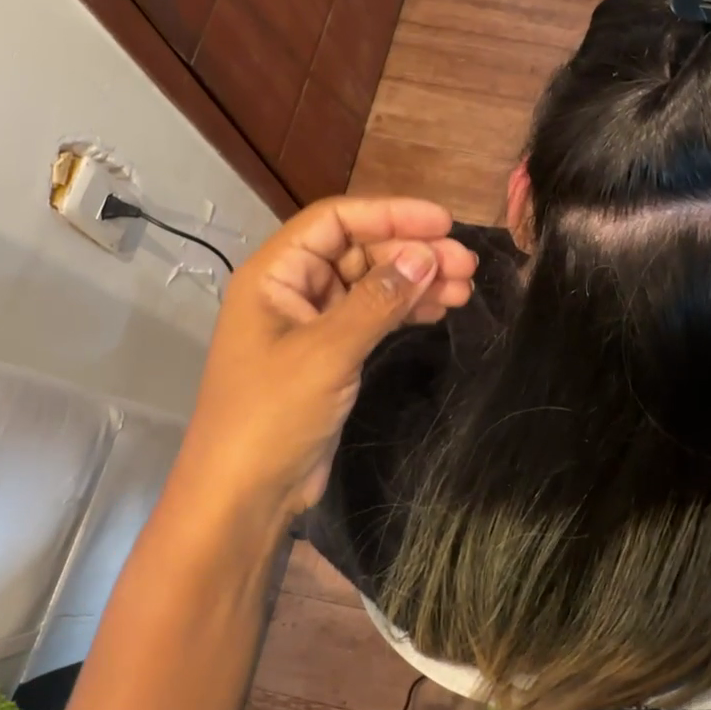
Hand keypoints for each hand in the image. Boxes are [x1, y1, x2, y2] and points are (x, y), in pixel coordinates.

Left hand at [181, 197, 475, 517]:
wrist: (243, 495)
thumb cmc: (271, 415)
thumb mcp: (327, 352)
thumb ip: (377, 300)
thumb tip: (426, 256)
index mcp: (275, 274)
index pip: (336, 220)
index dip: (390, 214)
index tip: (443, 223)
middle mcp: (293, 290)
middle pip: (360, 250)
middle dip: (412, 251)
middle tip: (466, 263)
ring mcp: (313, 324)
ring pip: (372, 284)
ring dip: (417, 281)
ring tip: (465, 286)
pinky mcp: (332, 355)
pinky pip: (375, 316)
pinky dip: (407, 310)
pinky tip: (441, 308)